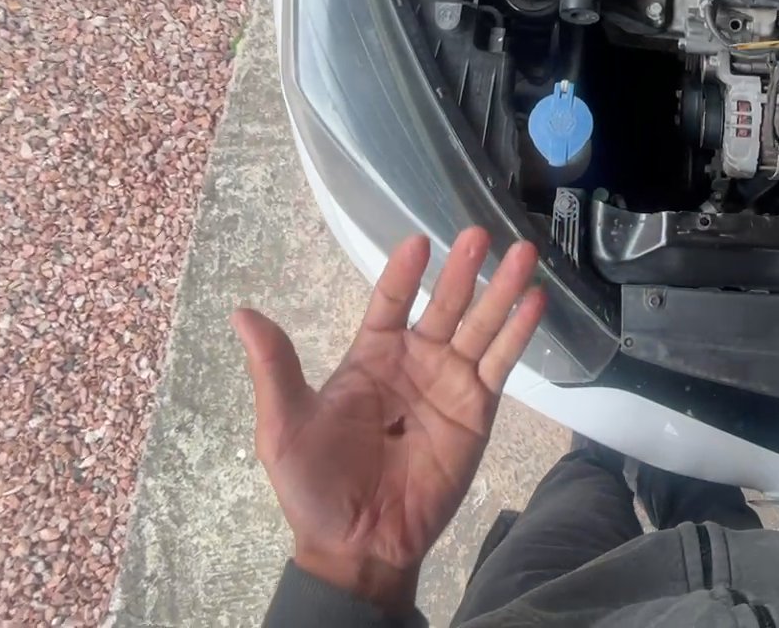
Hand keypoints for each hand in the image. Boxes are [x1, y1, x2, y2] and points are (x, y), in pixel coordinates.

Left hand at [231, 228, 545, 613]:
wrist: (359, 546)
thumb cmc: (316, 486)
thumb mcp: (284, 428)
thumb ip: (275, 369)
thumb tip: (242, 312)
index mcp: (372, 354)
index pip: (390, 300)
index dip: (403, 272)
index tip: (417, 241)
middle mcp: (417, 357)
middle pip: (445, 303)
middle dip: (463, 268)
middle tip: (480, 233)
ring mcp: (452, 379)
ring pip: (481, 323)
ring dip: (502, 288)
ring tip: (523, 252)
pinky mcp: (479, 407)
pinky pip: (501, 362)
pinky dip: (520, 331)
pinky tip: (536, 300)